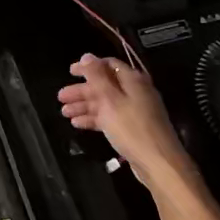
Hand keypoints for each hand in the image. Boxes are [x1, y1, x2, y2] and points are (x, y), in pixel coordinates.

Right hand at [58, 54, 200, 197]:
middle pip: (104, 85)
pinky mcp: (132, 129)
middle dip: (82, 91)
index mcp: (132, 80)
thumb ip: (97, 77)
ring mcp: (134, 111)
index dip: (88, 67)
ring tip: (64, 113)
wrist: (158, 163)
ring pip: (105, 103)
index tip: (70, 72)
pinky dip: (94, 119)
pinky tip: (78, 124)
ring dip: (84, 106)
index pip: (108, 65)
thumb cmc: (132, 128)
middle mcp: (134, 92)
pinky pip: (109, 118)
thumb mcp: (110, 100)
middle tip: (61, 97)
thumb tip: (87, 56)